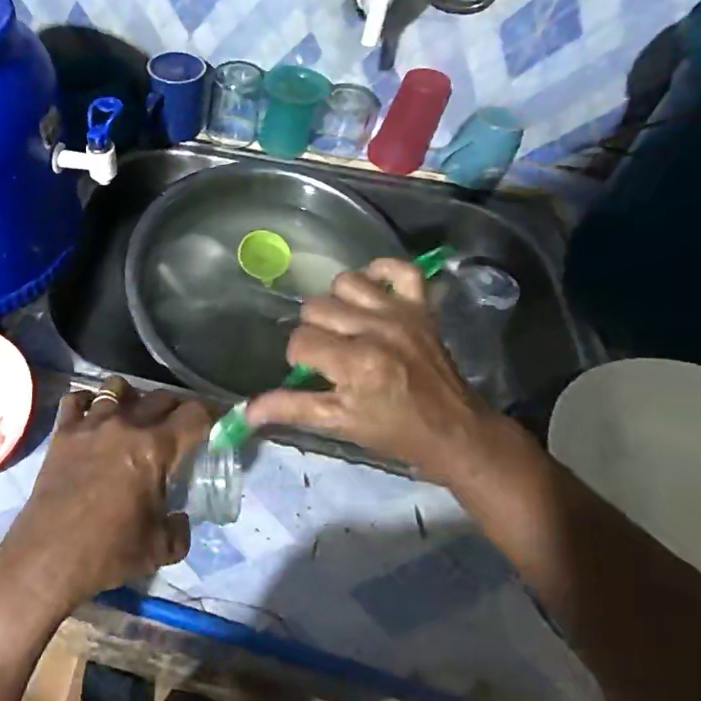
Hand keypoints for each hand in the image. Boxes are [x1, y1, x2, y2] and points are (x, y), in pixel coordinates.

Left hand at [0, 377, 210, 610]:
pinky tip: (93, 416)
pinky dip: (88, 402)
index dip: (212, 414)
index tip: (218, 420)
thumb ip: (179, 530)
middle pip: (161, 397)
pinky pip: (77, 400)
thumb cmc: (107, 553)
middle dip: (177, 407)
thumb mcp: (159, 550)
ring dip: (133, 397)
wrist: (46, 560)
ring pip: (118, 387)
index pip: (195, 415)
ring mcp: (92, 424)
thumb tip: (181, 518)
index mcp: (155, 448)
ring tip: (134, 414)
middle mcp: (126, 425)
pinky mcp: (63, 433)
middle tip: (180, 424)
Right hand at [245, 259, 499, 484]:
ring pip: (347, 282)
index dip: (297, 356)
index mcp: (356, 363)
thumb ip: (293, 409)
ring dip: (339, 301)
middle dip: (314, 331)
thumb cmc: (394, 431)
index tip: (310, 371)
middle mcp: (376, 330)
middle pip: (317, 307)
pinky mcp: (421, 306)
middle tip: (328, 353)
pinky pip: (400, 269)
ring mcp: (401, 313)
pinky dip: (382, 272)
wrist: (453, 430)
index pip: (301, 341)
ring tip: (346, 324)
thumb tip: (247, 411)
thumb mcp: (341, 424)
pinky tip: (371, 290)